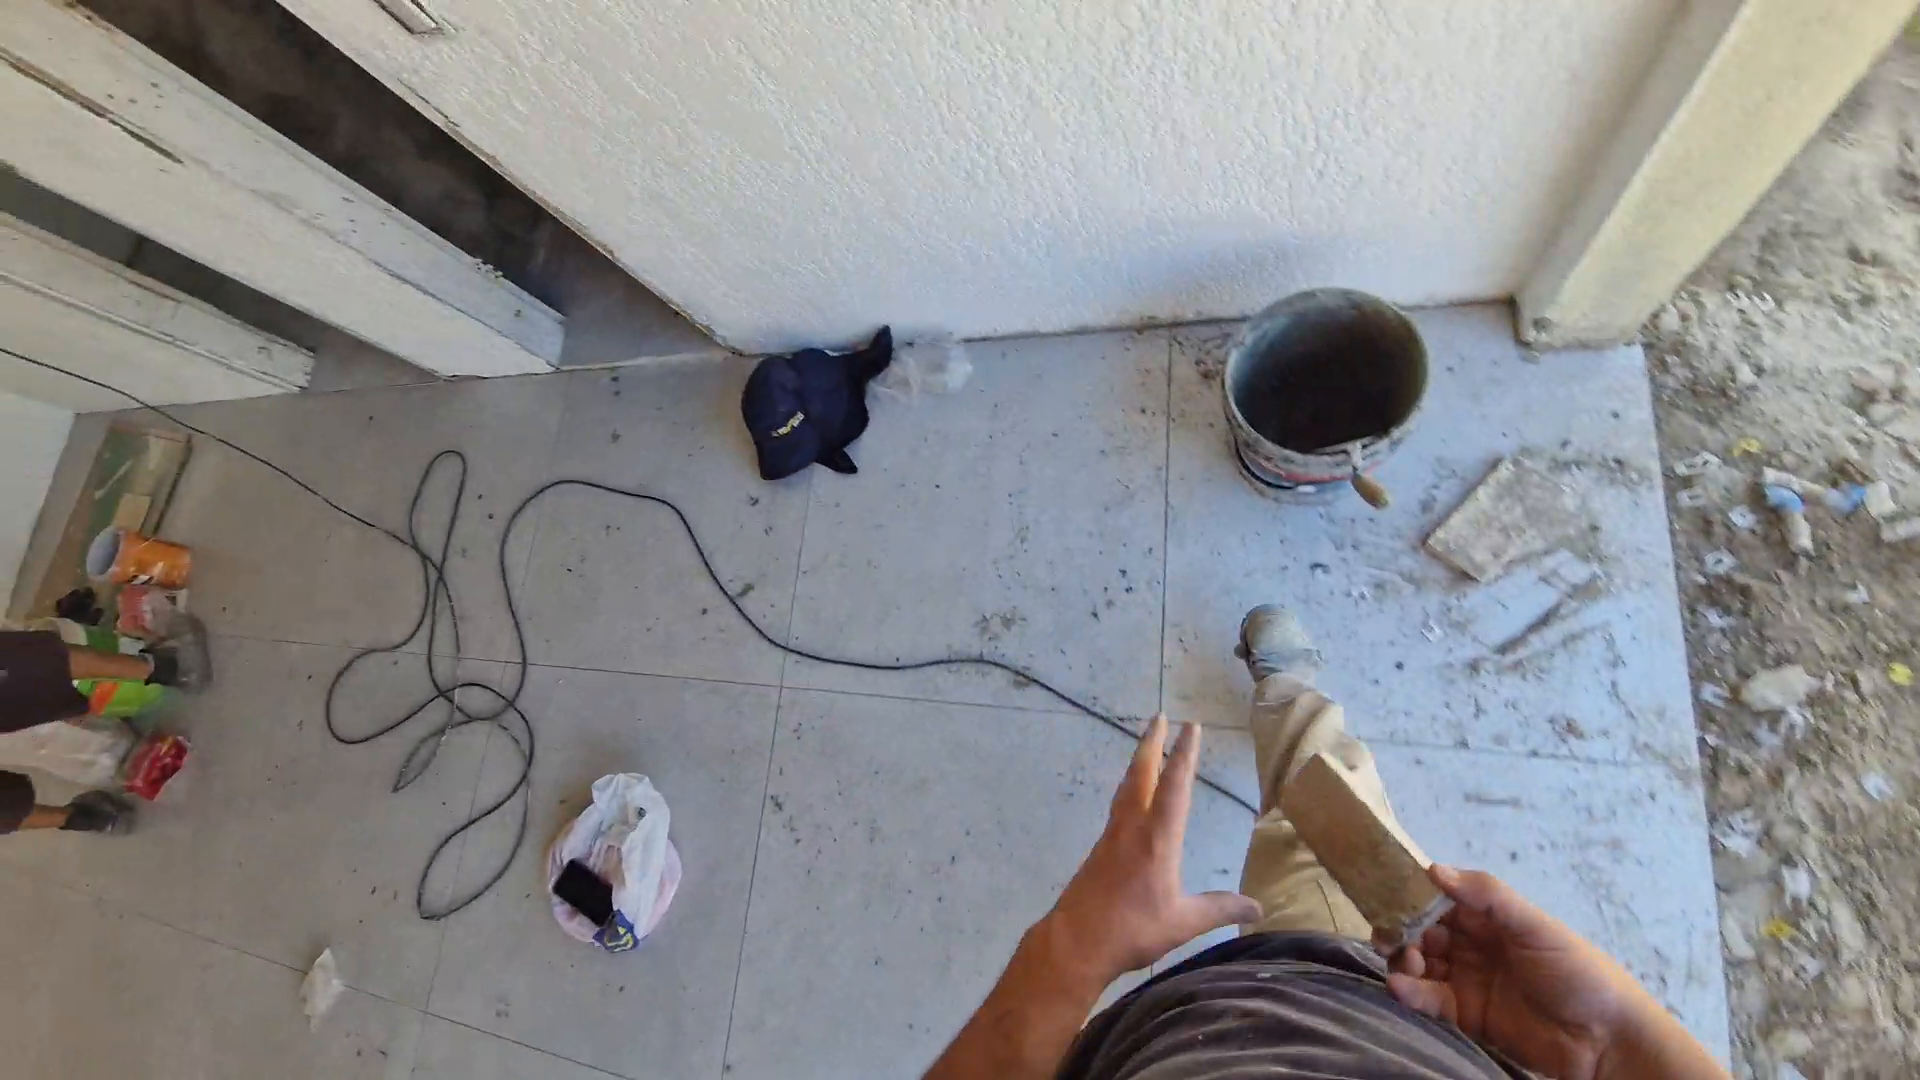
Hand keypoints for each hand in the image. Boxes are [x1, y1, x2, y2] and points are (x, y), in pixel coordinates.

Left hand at [1041, 716, 1261, 980]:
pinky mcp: (1101, 845)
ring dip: (1140, 760)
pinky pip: (1119, 802)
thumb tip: (1259, 907)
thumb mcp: (1183, 922)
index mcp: (1158, 838)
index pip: (1175, 786)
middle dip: (1153, 742)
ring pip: (1128, 785)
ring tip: (1147, 744)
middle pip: (1143, 773)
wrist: (1077, 939)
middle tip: (1160, 716)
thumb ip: (1220, 908)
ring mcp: (1113, 833)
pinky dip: (1130, 785)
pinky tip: (1133, 792)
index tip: (1190, 726)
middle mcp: (1133, 826)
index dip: (1184, 755)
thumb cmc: (1132, 929)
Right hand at [1386, 865, 1661, 1079]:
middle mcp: (1469, 945)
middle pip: (1419, 930)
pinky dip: (1410, 992)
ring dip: (1401, 959)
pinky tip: (1400, 987)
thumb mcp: (1535, 926)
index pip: (1435, 900)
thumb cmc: (1576, 972)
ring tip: (1403, 962)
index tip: (1385, 897)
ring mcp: (1465, 980)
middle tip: (1388, 937)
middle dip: (1399, 929)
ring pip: (1418, 963)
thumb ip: (1486, 894)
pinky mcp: (1466, 1015)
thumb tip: (1431, 868)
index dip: (1409, 896)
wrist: (1611, 1043)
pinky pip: (1429, 1000)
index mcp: (1483, 918)